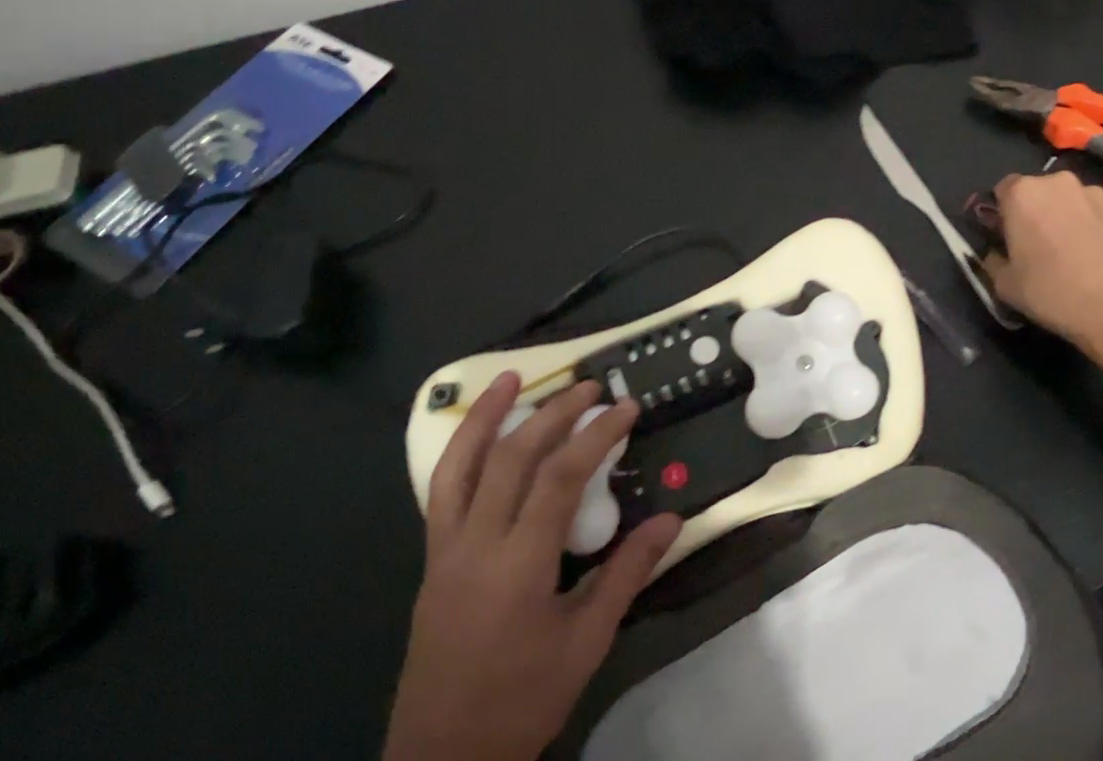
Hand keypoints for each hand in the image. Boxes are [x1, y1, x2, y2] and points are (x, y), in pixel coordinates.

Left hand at [385, 373, 681, 760]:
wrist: (443, 756)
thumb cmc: (524, 698)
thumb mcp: (587, 640)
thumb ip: (625, 572)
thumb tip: (670, 518)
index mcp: (517, 564)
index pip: (559, 478)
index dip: (595, 436)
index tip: (626, 408)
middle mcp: (473, 545)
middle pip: (511, 459)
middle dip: (552, 415)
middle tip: (590, 387)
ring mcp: (444, 552)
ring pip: (459, 467)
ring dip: (486, 417)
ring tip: (511, 379)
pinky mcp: (432, 563)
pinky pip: (442, 494)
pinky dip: (461, 454)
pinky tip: (480, 439)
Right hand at [981, 172, 1102, 350]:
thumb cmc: (1053, 292)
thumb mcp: (1005, 286)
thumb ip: (993, 261)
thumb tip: (998, 254)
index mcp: (1023, 193)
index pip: (1002, 190)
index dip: (1001, 214)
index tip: (1005, 238)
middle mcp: (1060, 182)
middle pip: (1038, 193)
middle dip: (1034, 214)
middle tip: (1036, 248)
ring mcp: (1096, 194)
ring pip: (1070, 202)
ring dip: (1065, 219)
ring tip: (1070, 256)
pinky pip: (1096, 216)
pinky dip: (1091, 230)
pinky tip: (1095, 260)